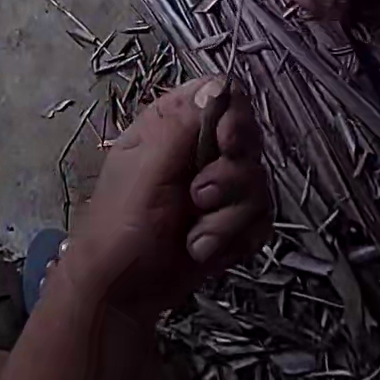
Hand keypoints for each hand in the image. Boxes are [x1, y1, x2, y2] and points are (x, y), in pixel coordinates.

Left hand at [67, 76, 269, 321]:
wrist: (120, 294)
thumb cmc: (120, 223)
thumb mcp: (145, 167)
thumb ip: (181, 125)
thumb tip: (215, 85)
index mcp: (174, 122)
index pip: (222, 94)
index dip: (234, 114)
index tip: (227, 142)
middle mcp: (200, 146)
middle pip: (248, 136)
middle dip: (231, 174)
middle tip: (200, 196)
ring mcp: (220, 184)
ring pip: (257, 181)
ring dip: (228, 215)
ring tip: (195, 236)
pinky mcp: (234, 220)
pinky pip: (260, 217)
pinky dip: (236, 237)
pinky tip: (204, 249)